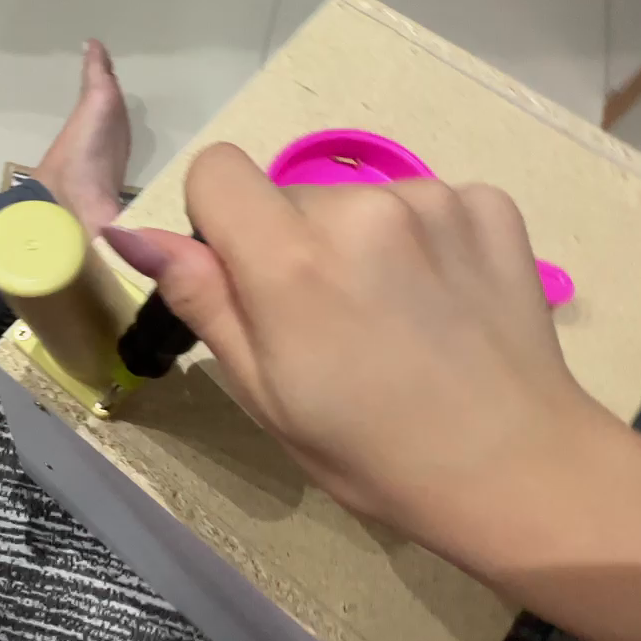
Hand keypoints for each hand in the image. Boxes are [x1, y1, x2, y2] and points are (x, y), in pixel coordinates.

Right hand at [104, 144, 611, 526]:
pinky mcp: (488, 203)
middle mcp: (360, 206)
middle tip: (322, 321)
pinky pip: (416, 200)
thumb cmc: (365, 449)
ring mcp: (433, 198)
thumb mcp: (260, 388)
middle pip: (283, 191)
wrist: (513, 471)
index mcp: (291, 259)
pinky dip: (414, 239)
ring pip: (349, 197)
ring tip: (387, 314)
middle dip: (285, 241)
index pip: (217, 169)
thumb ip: (198, 296)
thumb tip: (127, 231)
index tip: (244, 276)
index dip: (216, 219)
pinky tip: (438, 299)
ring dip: (350, 241)